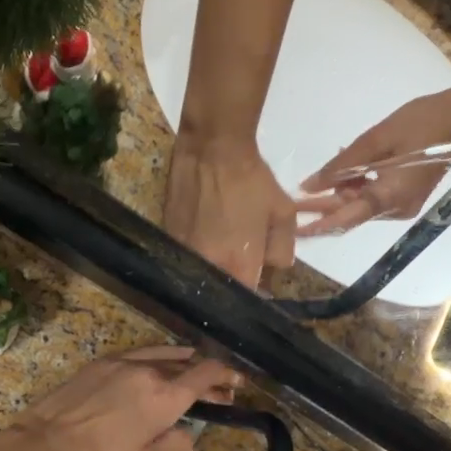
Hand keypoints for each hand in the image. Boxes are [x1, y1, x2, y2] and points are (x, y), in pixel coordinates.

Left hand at [6, 347, 238, 450]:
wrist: (50, 438)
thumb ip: (176, 447)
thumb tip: (187, 432)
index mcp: (166, 397)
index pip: (206, 374)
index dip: (226, 375)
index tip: (236, 381)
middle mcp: (150, 372)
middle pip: (187, 366)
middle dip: (205, 378)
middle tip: (215, 392)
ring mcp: (125, 362)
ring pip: (163, 357)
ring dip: (182, 364)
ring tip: (190, 371)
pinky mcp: (103, 361)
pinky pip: (139, 354)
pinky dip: (156, 358)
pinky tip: (155, 365)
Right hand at [163, 134, 294, 288]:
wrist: (212, 149)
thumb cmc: (251, 181)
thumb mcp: (283, 213)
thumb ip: (282, 249)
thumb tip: (272, 269)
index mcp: (239, 266)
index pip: (245, 300)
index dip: (253, 298)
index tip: (257, 288)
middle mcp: (208, 267)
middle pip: (219, 291)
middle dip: (230, 285)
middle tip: (239, 268)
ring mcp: (183, 254)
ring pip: (199, 275)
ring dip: (210, 270)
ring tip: (219, 253)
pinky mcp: (167, 238)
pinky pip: (184, 256)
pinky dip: (194, 254)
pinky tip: (203, 238)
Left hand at [294, 90, 450, 237]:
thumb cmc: (424, 123)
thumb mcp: (376, 139)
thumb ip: (341, 165)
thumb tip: (309, 185)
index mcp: (389, 198)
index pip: (345, 219)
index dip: (317, 224)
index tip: (293, 229)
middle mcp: (395, 209)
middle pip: (350, 214)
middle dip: (321, 208)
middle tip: (291, 203)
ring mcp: (403, 204)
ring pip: (360, 205)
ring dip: (338, 193)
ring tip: (319, 178)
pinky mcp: (406, 195)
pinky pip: (373, 196)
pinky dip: (356, 186)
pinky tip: (344, 171)